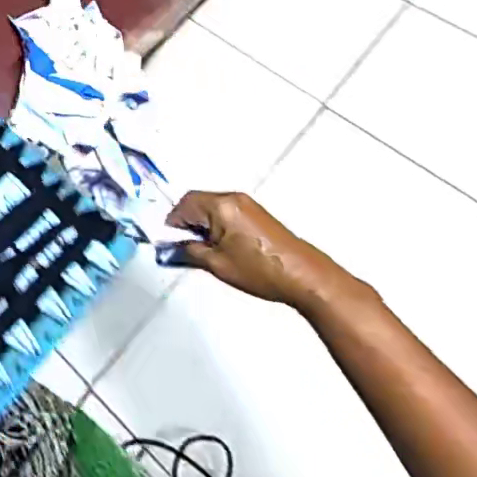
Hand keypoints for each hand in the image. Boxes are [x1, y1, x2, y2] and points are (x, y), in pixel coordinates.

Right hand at [167, 191, 364, 312]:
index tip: (170, 242)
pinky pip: (226, 211)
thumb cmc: (260, 270)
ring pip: (211, 206)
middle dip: (186, 221)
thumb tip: (170, 249)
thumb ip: (187, 252)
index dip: (172, 223)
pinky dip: (217, 223)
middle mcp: (233, 198)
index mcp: (221, 205)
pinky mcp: (257, 214)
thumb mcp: (217, 264)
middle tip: (184, 245)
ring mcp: (248, 204)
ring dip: (202, 222)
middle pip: (197, 201)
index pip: (183, 204)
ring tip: (204, 248)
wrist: (307, 279)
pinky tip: (221, 245)